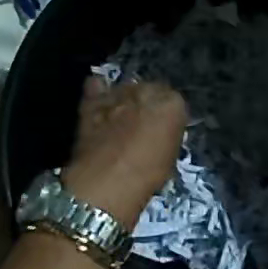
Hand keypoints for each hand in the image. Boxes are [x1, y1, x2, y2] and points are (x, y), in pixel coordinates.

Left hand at [62, 76, 186, 229]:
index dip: (168, 115)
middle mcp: (147, 91)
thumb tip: (161, 130)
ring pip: (125, 88)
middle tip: (142, 124)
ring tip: (120, 118)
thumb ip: (168, 133)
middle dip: (148, 103)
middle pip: (150, 89)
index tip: (163, 128)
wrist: (106, 181)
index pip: (174, 100)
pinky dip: (99, 92)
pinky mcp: (92, 101)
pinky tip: (100, 103)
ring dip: (125, 100)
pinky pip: (96, 86)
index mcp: (172, 103)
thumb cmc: (147, 174)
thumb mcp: (172, 154)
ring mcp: (118, 93)